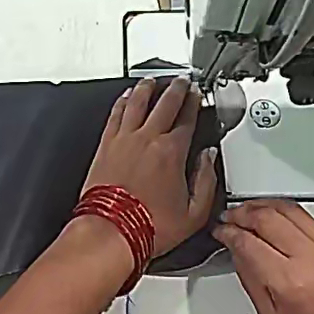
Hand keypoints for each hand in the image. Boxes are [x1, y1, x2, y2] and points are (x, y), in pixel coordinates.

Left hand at [82, 77, 218, 256]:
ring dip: (146, 89)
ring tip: (151, 81)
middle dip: (175, 89)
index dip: (193, 103)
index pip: (186, 119)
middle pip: (164, 104)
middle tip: (180, 81)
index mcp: (172, 152)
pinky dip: (121, 102)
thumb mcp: (194, 212)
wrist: (111, 232)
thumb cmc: (148, 226)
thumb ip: (206, 181)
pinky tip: (125, 98)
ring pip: (136, 103)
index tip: (196, 95)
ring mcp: (123, 140)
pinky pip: (115, 115)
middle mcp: (147, 139)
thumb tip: (209, 160)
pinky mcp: (105, 146)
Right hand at [214, 199, 313, 313]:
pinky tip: (274, 217)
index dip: (228, 233)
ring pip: (288, 209)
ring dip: (263, 207)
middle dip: (242, 214)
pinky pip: (308, 217)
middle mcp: (312, 259)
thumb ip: (251, 279)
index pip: (248, 241)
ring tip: (247, 212)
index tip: (220, 232)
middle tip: (229, 219)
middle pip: (267, 217)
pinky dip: (285, 211)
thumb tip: (237, 251)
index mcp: (290, 282)